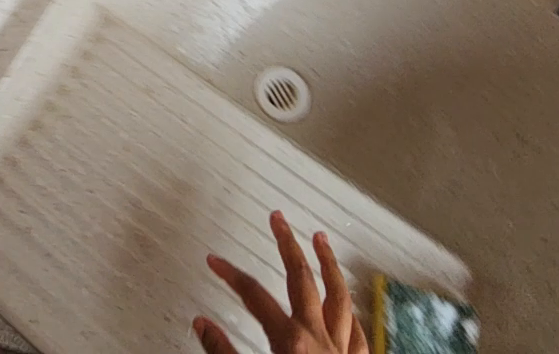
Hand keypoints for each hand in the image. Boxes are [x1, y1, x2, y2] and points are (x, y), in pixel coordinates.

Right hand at [194, 211, 367, 353]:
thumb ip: (223, 353)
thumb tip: (201, 323)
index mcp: (290, 341)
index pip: (253, 294)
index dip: (231, 274)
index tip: (214, 261)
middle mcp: (319, 339)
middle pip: (303, 279)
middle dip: (288, 244)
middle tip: (278, 218)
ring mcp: (343, 353)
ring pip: (340, 297)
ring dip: (329, 264)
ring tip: (321, 239)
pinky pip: (357, 332)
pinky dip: (349, 310)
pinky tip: (347, 302)